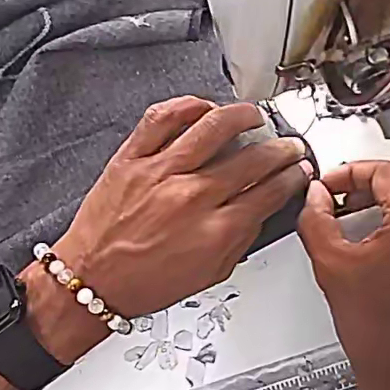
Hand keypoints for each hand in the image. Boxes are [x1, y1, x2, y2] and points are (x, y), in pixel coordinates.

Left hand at [24, 97, 311, 362]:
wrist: (92, 281)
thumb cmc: (143, 283)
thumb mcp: (209, 274)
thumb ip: (240, 240)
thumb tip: (261, 210)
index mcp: (215, 231)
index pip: (269, 192)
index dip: (291, 178)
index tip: (297, 171)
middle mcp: (191, 197)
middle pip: (252, 159)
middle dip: (281, 149)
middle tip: (287, 145)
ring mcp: (160, 173)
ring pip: (213, 127)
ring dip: (243, 116)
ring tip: (254, 116)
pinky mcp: (132, 159)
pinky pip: (162, 119)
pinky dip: (186, 106)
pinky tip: (203, 107)